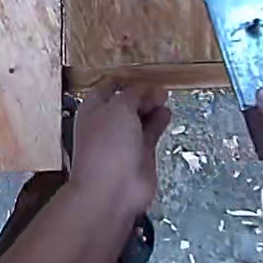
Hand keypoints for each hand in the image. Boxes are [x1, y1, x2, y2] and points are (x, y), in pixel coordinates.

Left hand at [69, 82, 171, 215]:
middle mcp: (108, 123)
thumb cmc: (108, 144)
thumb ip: (136, 94)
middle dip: (142, 93)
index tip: (144, 72)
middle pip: (127, 101)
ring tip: (166, 98)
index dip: (125, 79)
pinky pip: (151, 132)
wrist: (112, 190)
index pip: (109, 87)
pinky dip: (159, 122)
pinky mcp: (142, 153)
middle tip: (160, 86)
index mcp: (94, 109)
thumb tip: (153, 90)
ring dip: (153, 107)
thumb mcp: (119, 108)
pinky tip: (168, 114)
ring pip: (140, 116)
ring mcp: (125, 139)